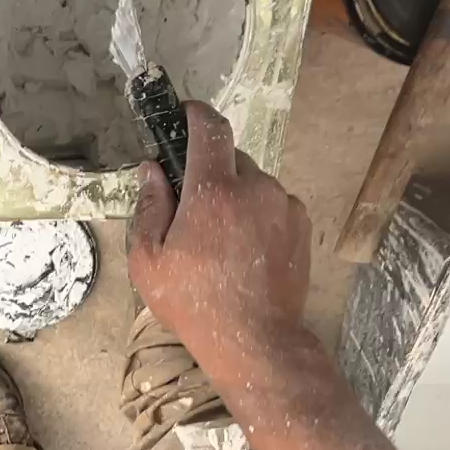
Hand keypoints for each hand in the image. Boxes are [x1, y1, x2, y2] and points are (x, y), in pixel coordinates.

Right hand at [129, 102, 311, 372]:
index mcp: (214, 192)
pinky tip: (241, 250)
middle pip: (230, 159)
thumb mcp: (149, 260)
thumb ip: (150, 207)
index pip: (209, 130)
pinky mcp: (301, 226)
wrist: (255, 338)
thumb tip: (152, 170)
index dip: (195, 113)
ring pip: (253, 183)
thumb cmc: (192, 302)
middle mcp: (256, 188)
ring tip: (217, 239)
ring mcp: (284, 206)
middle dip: (208, 172)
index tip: (184, 111)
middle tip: (189, 209)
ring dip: (233, 196)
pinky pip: (273, 205)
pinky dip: (255, 215)